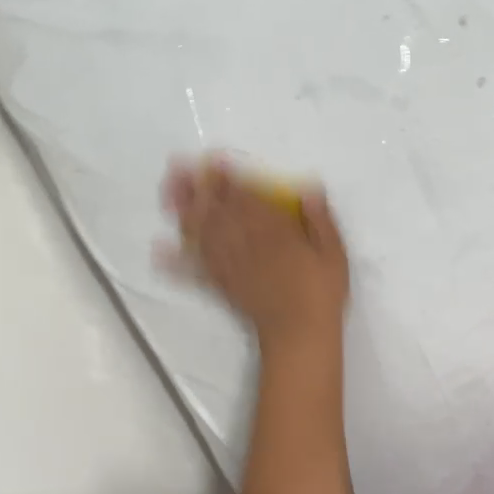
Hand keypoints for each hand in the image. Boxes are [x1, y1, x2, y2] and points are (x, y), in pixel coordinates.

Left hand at [161, 156, 349, 343]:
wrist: (300, 334)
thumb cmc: (322, 291)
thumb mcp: (333, 252)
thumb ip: (320, 220)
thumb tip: (310, 189)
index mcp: (274, 233)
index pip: (247, 199)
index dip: (230, 179)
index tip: (216, 160)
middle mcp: (246, 244)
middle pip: (217, 211)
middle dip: (198, 187)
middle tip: (179, 165)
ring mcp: (229, 266)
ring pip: (201, 234)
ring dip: (183, 211)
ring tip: (168, 191)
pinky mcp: (221, 287)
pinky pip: (195, 272)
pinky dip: (175, 262)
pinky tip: (159, 249)